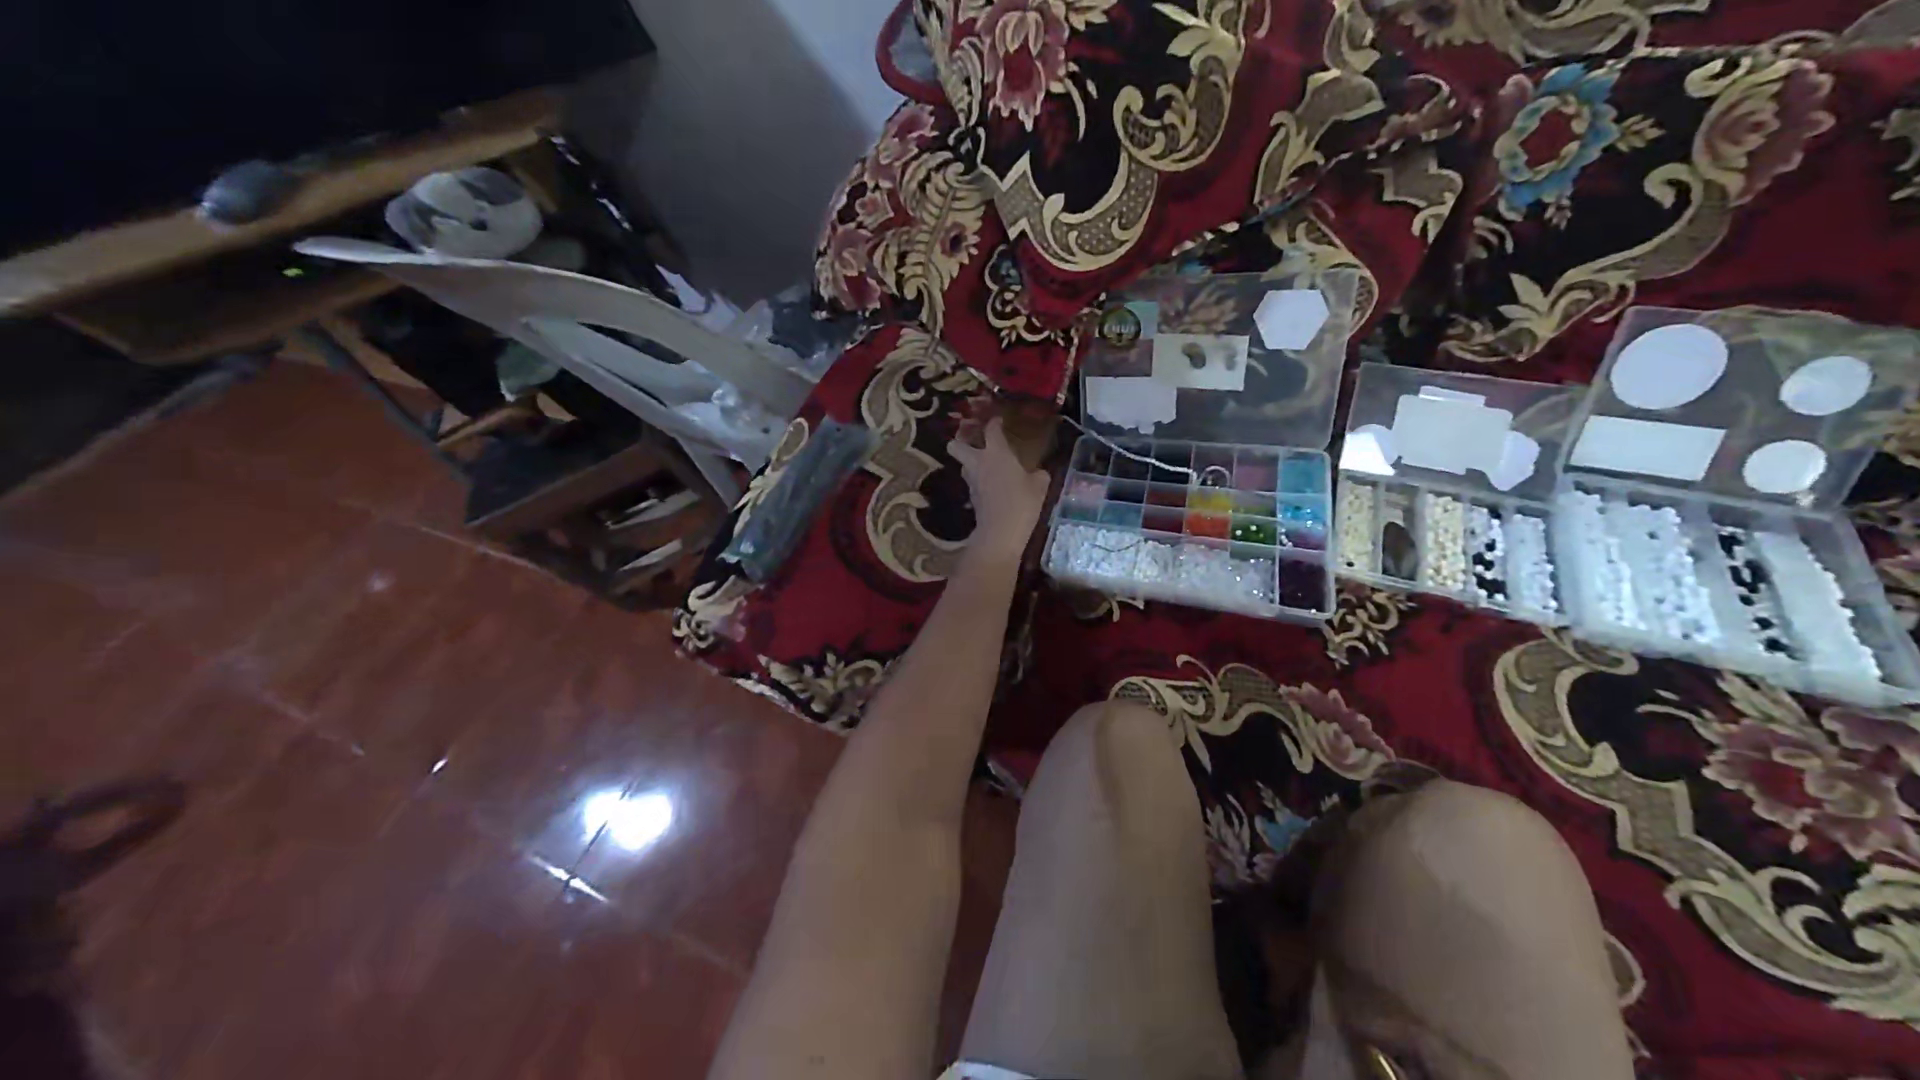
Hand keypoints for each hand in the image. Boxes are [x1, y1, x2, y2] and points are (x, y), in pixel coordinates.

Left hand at [949, 417, 1050, 558]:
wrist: (1000, 532)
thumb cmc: (1022, 502)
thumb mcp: (1040, 485)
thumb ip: (1039, 474)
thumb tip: (1039, 473)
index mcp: (996, 452)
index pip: (991, 429)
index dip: (994, 423)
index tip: (998, 420)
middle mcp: (978, 462)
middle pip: (956, 445)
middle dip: (961, 441)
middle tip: (973, 441)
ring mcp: (971, 481)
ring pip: (963, 465)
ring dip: (970, 462)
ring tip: (985, 465)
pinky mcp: (970, 498)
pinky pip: (972, 483)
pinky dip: (978, 481)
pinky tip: (991, 486)